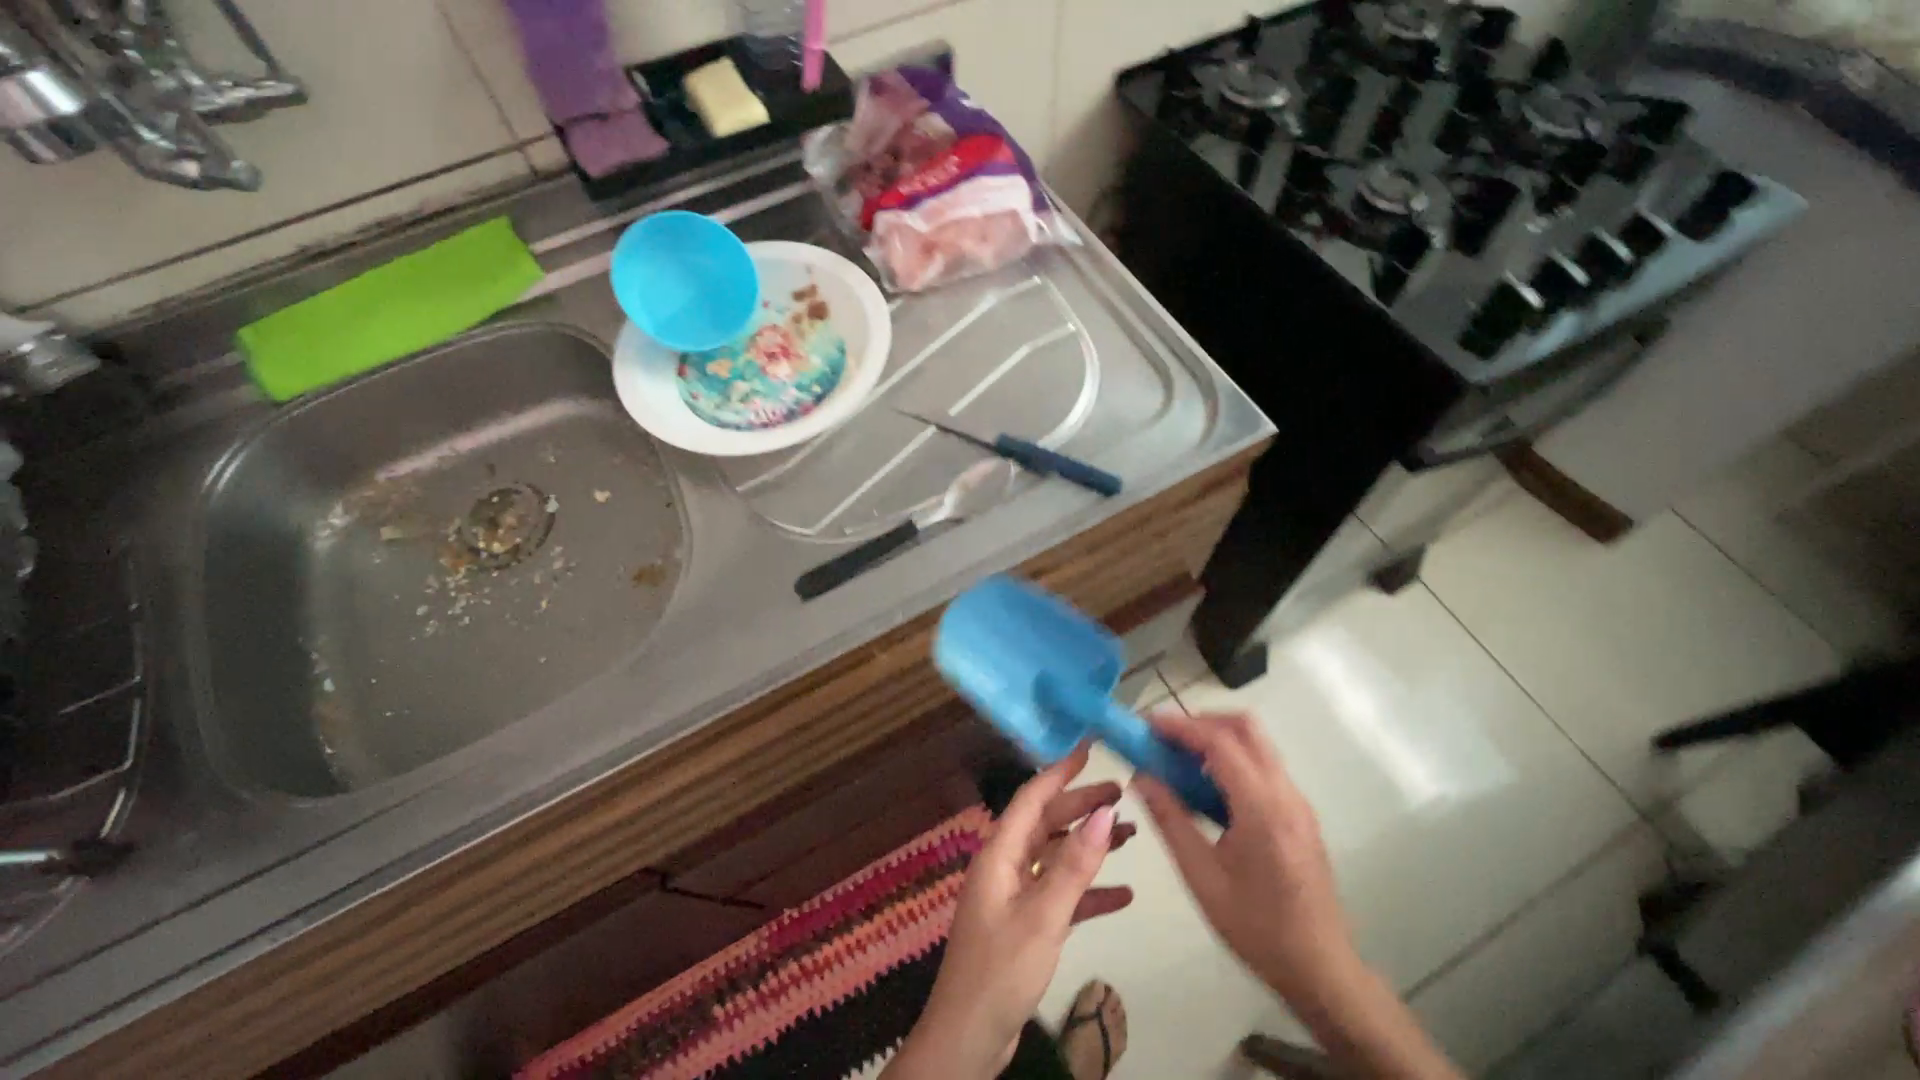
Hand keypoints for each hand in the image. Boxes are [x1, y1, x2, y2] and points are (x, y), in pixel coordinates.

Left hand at [886, 743, 1134, 1079]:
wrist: (969, 1036)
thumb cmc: (1001, 969)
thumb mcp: (1043, 915)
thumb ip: (1074, 864)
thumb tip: (1101, 812)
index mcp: (999, 855)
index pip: (1031, 798)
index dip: (1059, 771)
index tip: (1089, 748)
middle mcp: (1004, 868)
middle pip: (1046, 825)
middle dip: (1081, 806)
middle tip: (1122, 793)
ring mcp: (1013, 898)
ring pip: (1055, 859)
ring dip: (1089, 846)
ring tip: (1130, 834)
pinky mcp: (1024, 927)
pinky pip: (1060, 896)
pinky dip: (1088, 892)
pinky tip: (1124, 895)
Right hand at [1133, 710, 1362, 1002]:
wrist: (1319, 967)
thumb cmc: (1255, 927)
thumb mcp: (1201, 876)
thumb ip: (1170, 820)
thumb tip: (1140, 777)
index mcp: (1263, 808)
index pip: (1220, 743)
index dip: (1180, 727)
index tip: (1145, 725)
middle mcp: (1287, 794)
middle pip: (1246, 729)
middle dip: (1201, 723)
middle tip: (1163, 739)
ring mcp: (1298, 803)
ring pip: (1257, 746)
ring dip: (1217, 740)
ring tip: (1176, 761)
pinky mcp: (1299, 815)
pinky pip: (1264, 769)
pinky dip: (1232, 762)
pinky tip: (1205, 789)